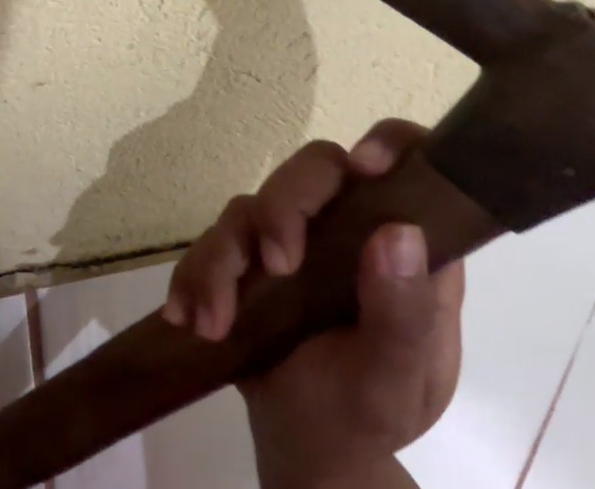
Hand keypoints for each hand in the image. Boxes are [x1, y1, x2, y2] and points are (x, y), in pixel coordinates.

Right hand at [162, 121, 463, 488]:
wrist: (305, 449)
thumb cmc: (368, 415)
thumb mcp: (398, 380)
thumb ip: (403, 314)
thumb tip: (399, 231)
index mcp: (403, 245)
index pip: (409, 164)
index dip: (390, 145)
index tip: (364, 167)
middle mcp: (346, 228)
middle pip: (313, 170)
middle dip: (284, 207)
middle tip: (275, 265)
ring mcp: (290, 241)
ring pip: (249, 206)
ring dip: (223, 258)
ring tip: (213, 321)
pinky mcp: (243, 260)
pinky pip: (207, 244)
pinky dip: (191, 277)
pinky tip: (186, 318)